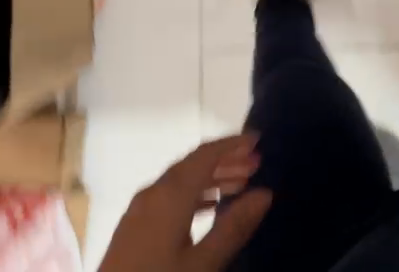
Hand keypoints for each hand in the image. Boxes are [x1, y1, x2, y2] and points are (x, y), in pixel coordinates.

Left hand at [99, 136, 271, 271]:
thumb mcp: (203, 264)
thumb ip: (233, 227)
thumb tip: (265, 193)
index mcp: (170, 194)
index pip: (206, 154)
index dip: (233, 144)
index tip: (258, 140)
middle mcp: (153, 191)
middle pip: (194, 164)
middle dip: (226, 160)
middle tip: (257, 165)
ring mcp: (140, 208)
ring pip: (181, 180)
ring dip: (211, 178)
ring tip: (241, 184)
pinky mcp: (134, 225)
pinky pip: (170, 195)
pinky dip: (194, 194)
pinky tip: (210, 208)